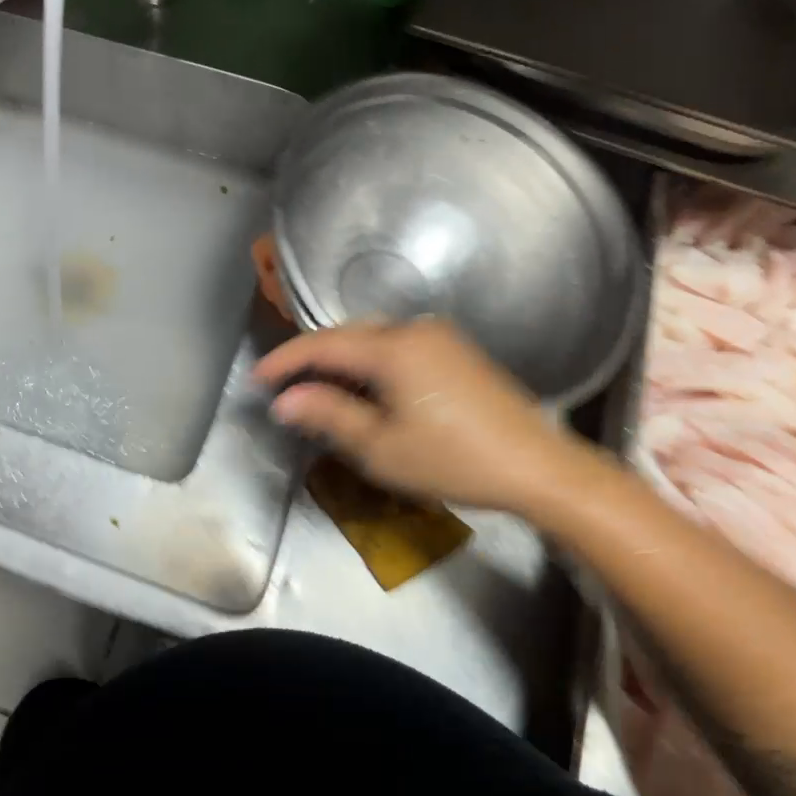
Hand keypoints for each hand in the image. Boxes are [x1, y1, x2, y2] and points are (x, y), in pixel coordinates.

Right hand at [253, 317, 589, 512]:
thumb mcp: (381, 447)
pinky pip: (397, 346)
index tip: (257, 378)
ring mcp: (439, 336)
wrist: (537, 466)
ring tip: (319, 393)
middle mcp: (414, 329)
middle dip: (312, 359)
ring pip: (372, 338)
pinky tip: (365, 391)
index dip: (285, 360)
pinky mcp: (455, 350)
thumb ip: (328, 415)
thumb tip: (284, 400)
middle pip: (347, 335)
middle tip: (284, 388)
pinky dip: (370, 363)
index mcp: (392, 348)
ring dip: (342, 361)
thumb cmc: (453, 460)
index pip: (322, 344)